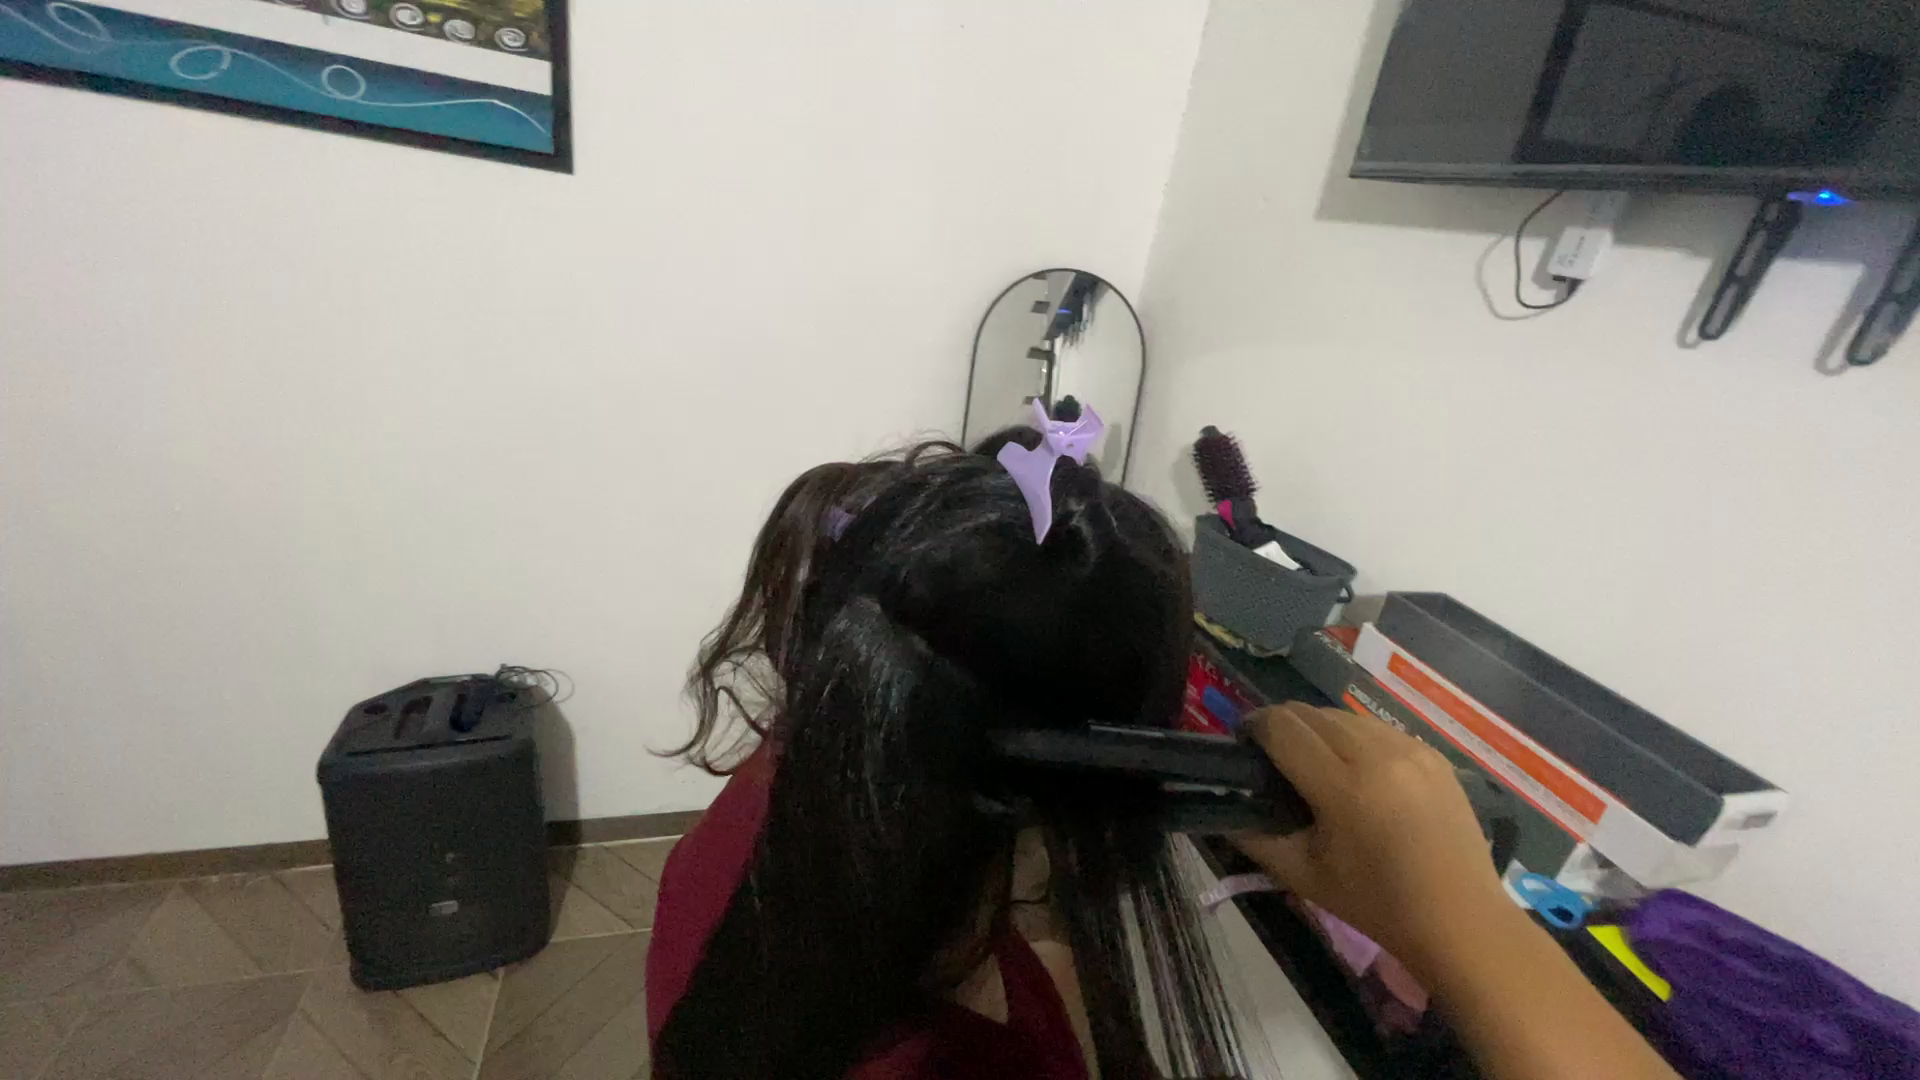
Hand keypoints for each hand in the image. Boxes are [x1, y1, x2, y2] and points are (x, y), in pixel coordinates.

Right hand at [1234, 702, 1513, 967]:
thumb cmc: (1374, 904)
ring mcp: (1410, 750)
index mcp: (1343, 787)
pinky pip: (1375, 727)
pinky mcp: (1432, 753)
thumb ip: (1252, 835)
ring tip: (1315, 762)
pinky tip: (1357, 770)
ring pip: (1341, 715)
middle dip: (1281, 726)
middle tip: (1273, 756)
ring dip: (1317, 729)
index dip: (1253, 728)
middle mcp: (1377, 756)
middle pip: (1308, 712)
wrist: (1463, 923)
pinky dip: (1354, 738)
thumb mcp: (1300, 874)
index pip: (1281, 727)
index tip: (1244, 745)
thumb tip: (1223, 803)